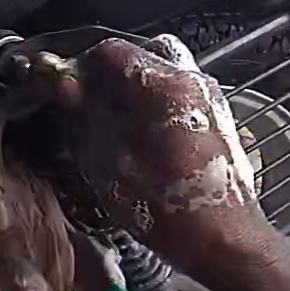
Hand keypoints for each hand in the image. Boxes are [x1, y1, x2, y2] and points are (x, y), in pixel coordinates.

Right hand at [54, 37, 276, 273]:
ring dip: (132, 86)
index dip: (80, 69)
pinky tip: (139, 133)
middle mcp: (191, 80)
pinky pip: (178, 90)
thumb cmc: (167, 208)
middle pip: (141, 53)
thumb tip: (67, 90)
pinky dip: (153, 101)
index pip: (110, 51)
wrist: (223, 239)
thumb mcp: (107, 165)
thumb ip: (84, 119)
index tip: (67, 92)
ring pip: (162, 68)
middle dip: (109, 73)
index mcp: (163, 85)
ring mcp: (209, 96)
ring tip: (112, 118)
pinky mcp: (217, 116)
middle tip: (89, 101)